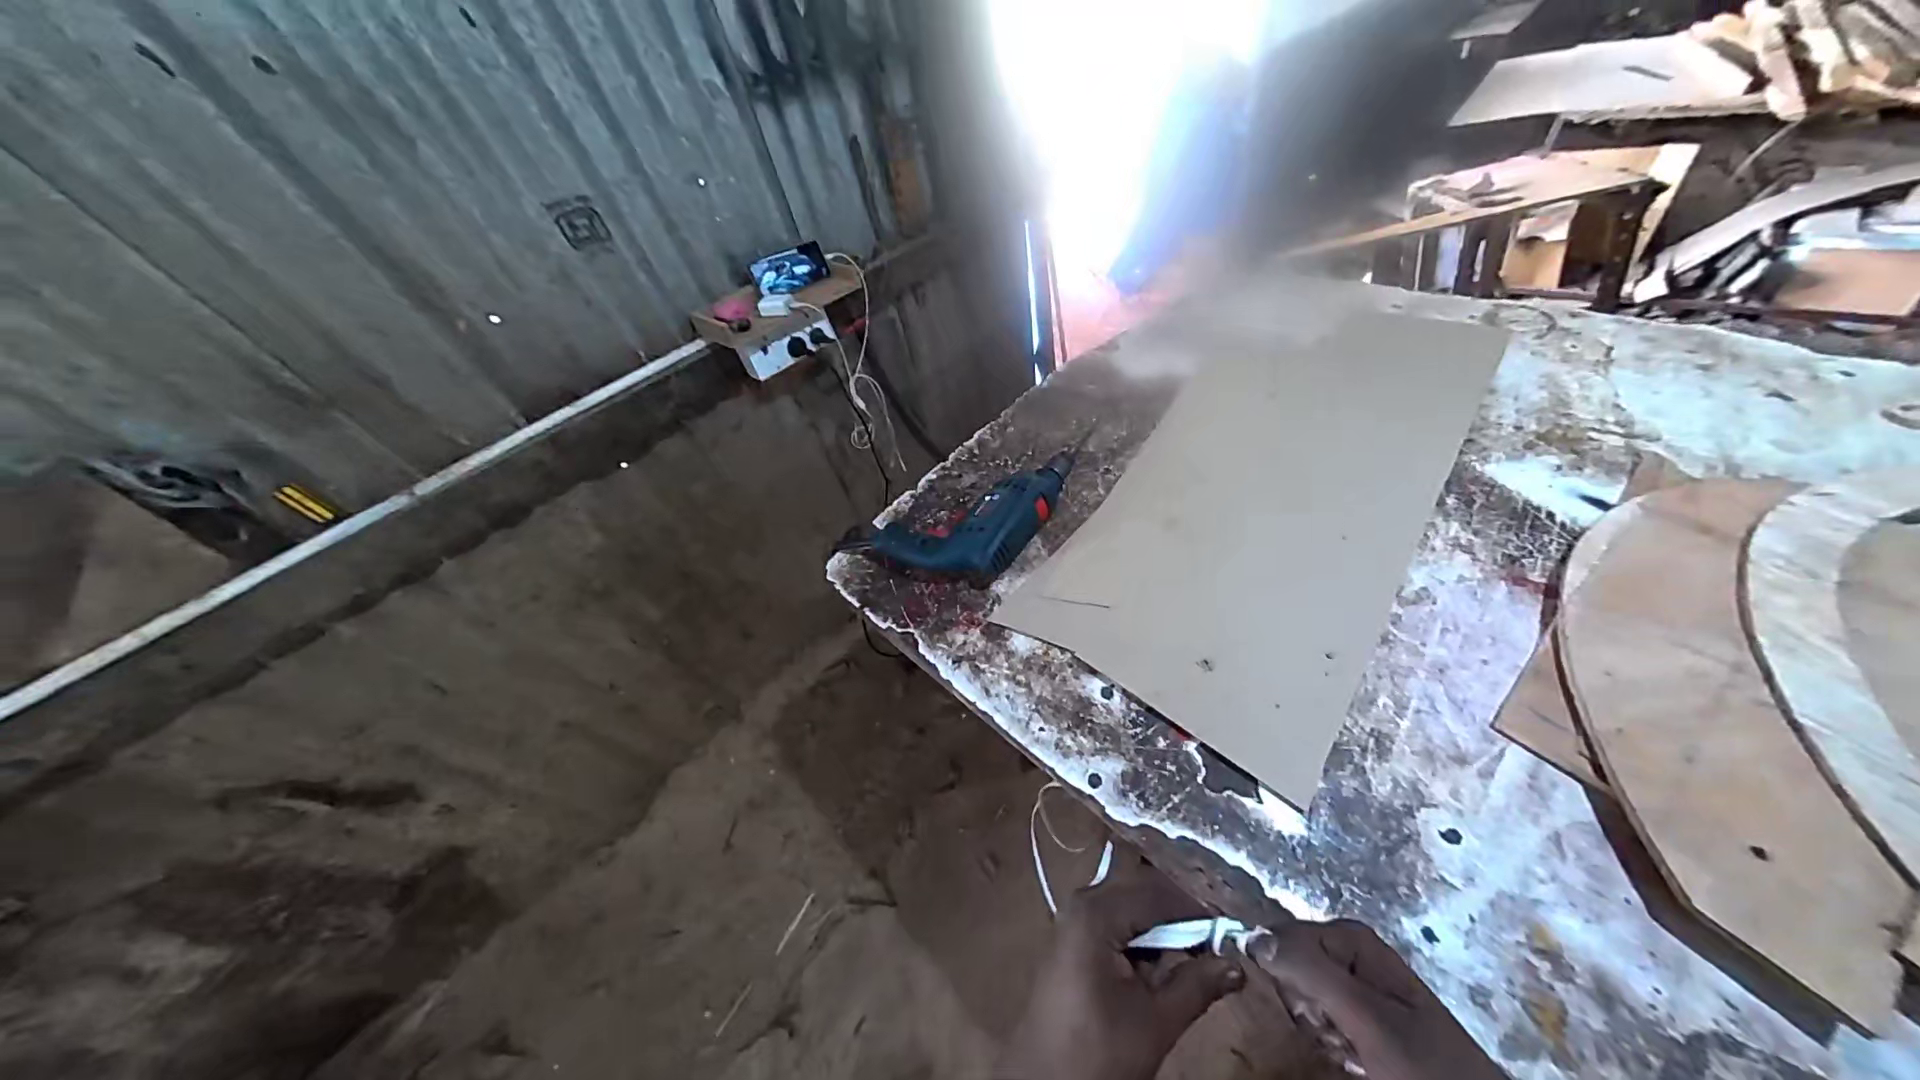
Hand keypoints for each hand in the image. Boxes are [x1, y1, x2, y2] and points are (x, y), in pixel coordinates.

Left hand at [996, 873, 1244, 1079]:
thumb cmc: (1098, 1052)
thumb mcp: (1156, 1021)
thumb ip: (1197, 984)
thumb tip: (1238, 963)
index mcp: (1096, 911)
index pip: (1159, 894)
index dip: (1199, 911)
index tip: (1236, 931)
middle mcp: (1083, 902)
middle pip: (1145, 897)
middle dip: (1183, 919)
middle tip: (1222, 945)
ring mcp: (1075, 919)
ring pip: (1133, 913)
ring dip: (1165, 934)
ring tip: (1200, 959)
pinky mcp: (1075, 940)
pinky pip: (1118, 927)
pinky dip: (1144, 944)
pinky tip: (1164, 968)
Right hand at [1248, 919, 1504, 1079]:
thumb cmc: (1424, 1064)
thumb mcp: (1367, 1017)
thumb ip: (1310, 969)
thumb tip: (1249, 935)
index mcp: (1348, 935)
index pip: (1279, 938)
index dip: (1284, 975)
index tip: (1315, 1012)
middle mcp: (1345, 950)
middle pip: (1285, 966)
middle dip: (1303, 1006)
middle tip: (1338, 1036)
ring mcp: (1349, 982)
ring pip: (1295, 995)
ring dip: (1314, 1027)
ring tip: (1351, 1051)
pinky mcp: (1353, 1012)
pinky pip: (1314, 1016)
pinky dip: (1325, 1039)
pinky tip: (1350, 1055)